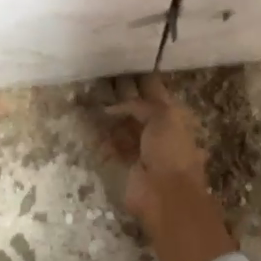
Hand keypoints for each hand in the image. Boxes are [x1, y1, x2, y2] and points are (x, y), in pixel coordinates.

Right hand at [106, 74, 236, 260]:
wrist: (165, 194)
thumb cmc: (171, 151)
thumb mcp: (164, 117)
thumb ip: (140, 105)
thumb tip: (113, 107)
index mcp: (174, 119)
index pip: (156, 95)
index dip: (143, 82)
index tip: (125, 66)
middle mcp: (157, 133)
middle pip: (137, 110)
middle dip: (123, 96)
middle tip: (103, 78)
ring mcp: (141, 150)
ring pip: (122, 127)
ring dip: (109, 116)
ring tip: (90, 97)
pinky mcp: (124, 166)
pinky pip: (110, 147)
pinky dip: (99, 137)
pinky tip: (86, 123)